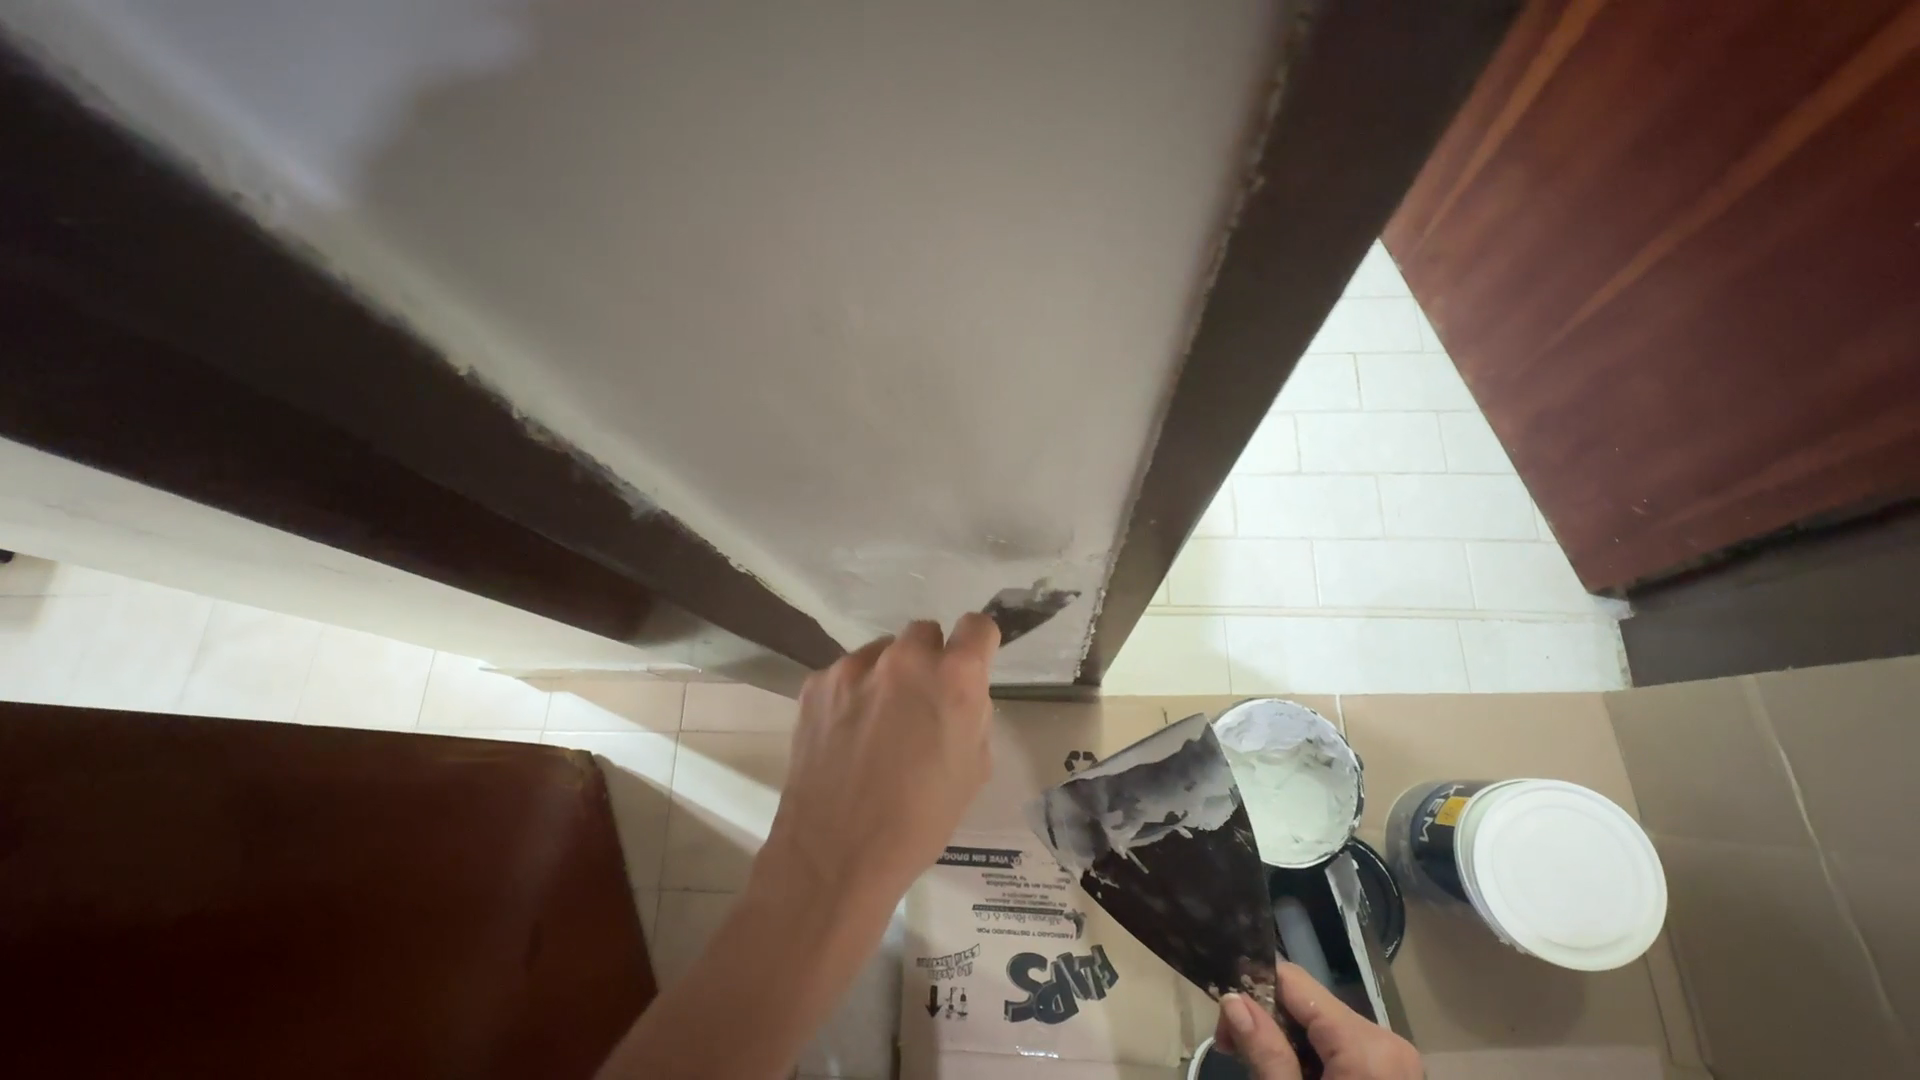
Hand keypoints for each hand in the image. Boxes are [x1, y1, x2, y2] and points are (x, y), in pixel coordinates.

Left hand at [757, 615, 1000, 903]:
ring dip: (888, 675)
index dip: (978, 645)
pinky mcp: (816, 683)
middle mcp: (905, 659)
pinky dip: (853, 693)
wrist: (836, 854)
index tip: (971, 665)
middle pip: (925, 633)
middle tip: (921, 704)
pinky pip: (846, 673)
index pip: (978, 625)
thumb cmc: (920, 821)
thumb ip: (972, 715)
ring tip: (878, 724)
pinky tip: (847, 734)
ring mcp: (854, 667)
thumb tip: (959, 695)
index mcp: (955, 679)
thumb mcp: (974, 770)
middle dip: (929, 660)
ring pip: (882, 652)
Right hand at [1216, 963, 1422, 1079]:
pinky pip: (1344, 1050)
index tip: (1223, 1025)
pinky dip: (1315, 1060)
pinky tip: (1296, 1079)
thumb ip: (1265, 1052)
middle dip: (1268, 1023)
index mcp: (1366, 1044)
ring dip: (1289, 1044)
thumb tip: (1231, 998)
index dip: (1252, 991)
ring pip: (1323, 1027)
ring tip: (1264, 1072)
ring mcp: (1398, 1062)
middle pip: (1308, 1004)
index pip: (1294, 982)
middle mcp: (1388, 1041)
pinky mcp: (1397, 1077)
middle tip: (1234, 1054)